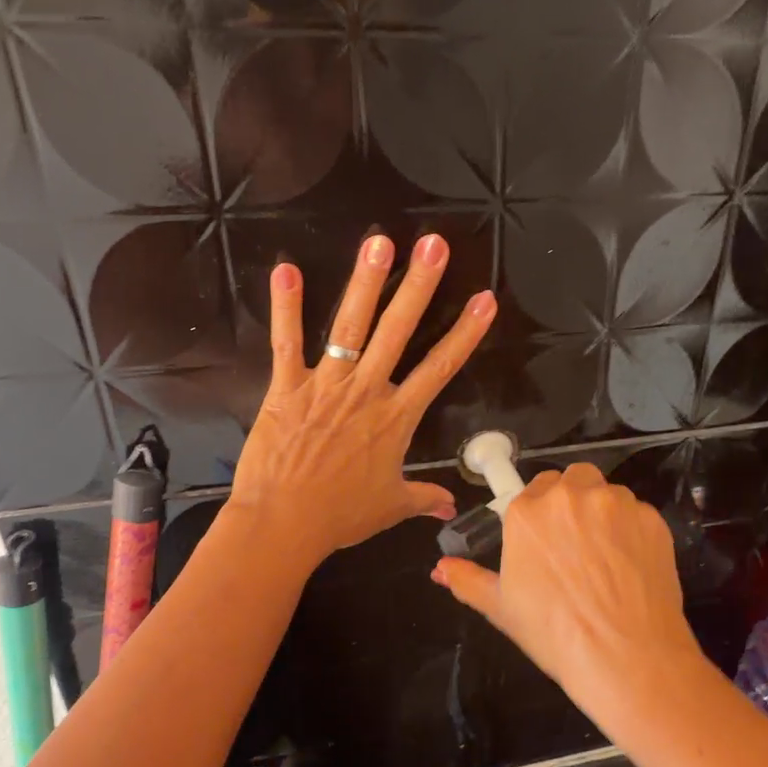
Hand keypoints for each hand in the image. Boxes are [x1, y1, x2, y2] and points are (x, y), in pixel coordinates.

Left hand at [227, 233, 495, 560]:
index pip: (440, 368)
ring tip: (379, 242)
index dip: (465, 333)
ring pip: (350, 326)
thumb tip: (451, 508)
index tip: (484, 300)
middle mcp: (366, 392)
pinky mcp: (286, 388)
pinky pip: (286, 342)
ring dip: (365, 282)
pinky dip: (285, 306)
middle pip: (398, 331)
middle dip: (419, 285)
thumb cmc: (340, 517)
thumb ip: (424, 499)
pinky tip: (285, 269)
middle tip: (434, 244)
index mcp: (396, 419)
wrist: (283, 524)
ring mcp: (325, 385)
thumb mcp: (391, 508)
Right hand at [430, 465, 705, 706]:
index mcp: (528, 513)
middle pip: (571, 480)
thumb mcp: (501, 609)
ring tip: (604, 558)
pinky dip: (632, 531)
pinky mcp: (652, 518)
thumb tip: (441, 568)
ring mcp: (617, 504)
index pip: (531, 490)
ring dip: (602, 512)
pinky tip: (630, 567)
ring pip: (606, 493)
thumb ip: (468, 580)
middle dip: (570, 502)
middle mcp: (571, 496)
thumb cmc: (555, 634)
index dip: (537, 515)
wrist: (626, 657)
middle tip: (573, 545)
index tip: (544, 540)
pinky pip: (637, 514)